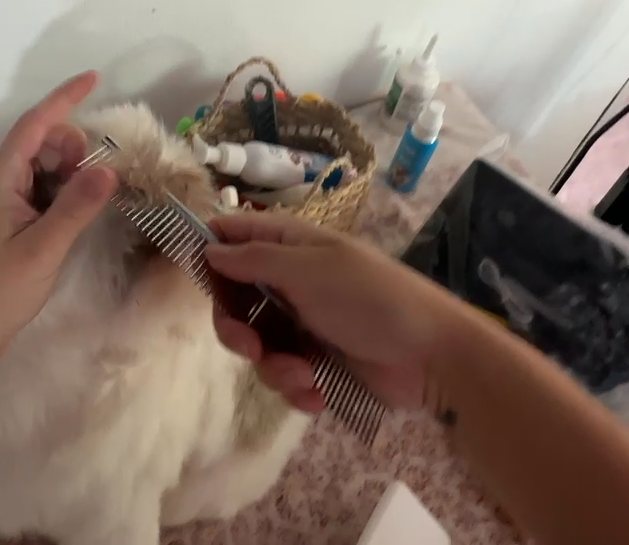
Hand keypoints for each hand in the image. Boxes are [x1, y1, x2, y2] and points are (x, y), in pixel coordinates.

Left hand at [0, 72, 117, 362]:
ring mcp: (4, 200)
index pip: (35, 124)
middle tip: (92, 185)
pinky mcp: (10, 219)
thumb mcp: (44, 249)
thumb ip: (76, 207)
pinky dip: (62, 190)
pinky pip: (42, 188)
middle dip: (72, 149)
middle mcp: (0, 180)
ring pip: (44, 165)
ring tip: (83, 205)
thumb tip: (110, 169)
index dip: (64, 98)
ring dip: (69, 172)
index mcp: (1, 177)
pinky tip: (73, 214)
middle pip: (42, 141)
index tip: (94, 77)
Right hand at [205, 211, 456, 414]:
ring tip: (302, 376)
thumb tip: (208, 248)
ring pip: (256, 342)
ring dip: (272, 365)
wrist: (433, 357)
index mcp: (287, 243)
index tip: (195, 277)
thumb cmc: (368, 297)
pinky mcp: (315, 360)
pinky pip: (282, 372)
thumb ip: (253, 259)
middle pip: (234, 298)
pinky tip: (317, 393)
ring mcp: (301, 321)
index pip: (232, 235)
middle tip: (248, 347)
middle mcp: (288, 279)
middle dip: (236, 328)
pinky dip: (295, 386)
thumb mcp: (307, 270)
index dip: (209, 251)